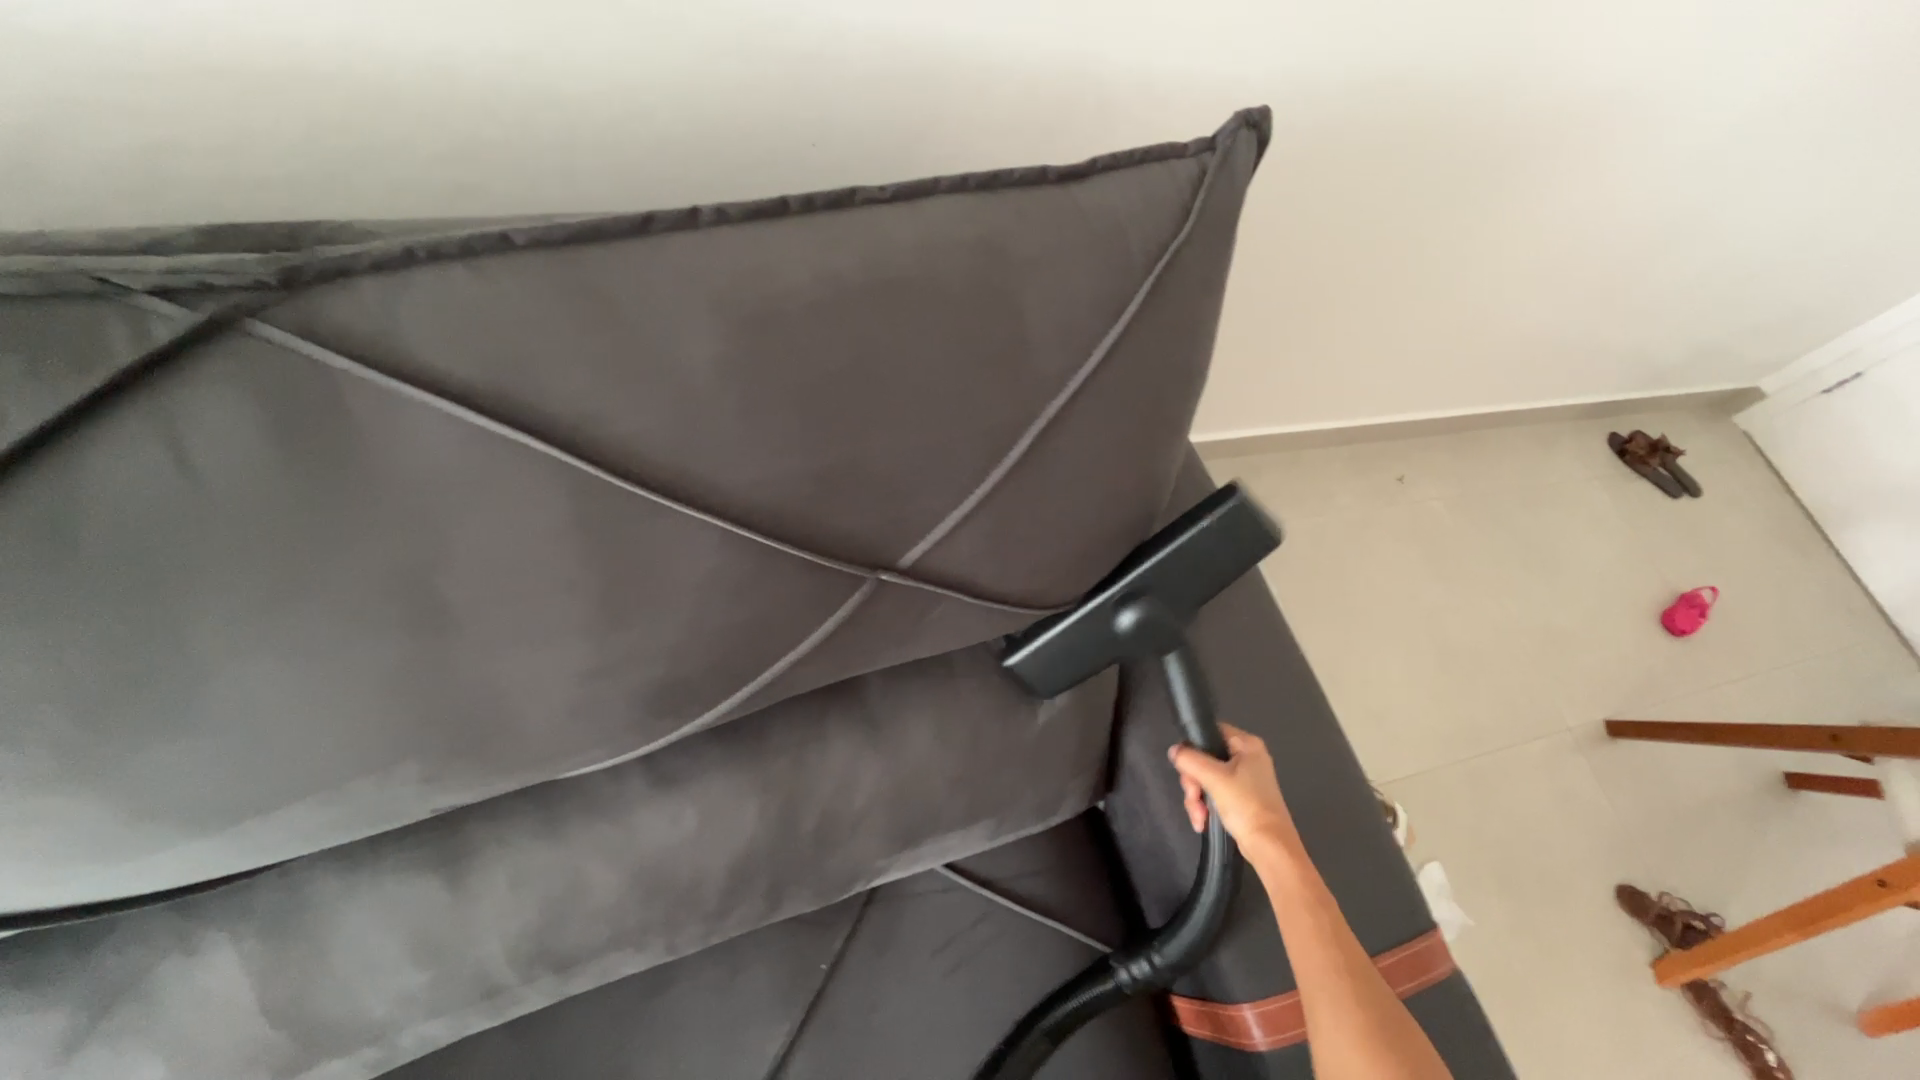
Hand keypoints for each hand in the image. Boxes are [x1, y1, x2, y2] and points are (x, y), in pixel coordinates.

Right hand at [1168, 723, 1303, 863]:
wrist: (1270, 845)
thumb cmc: (1246, 805)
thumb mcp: (1214, 778)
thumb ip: (1190, 760)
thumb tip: (1174, 750)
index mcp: (1247, 745)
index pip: (1211, 732)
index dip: (1194, 747)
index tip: (1185, 766)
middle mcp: (1247, 758)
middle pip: (1205, 758)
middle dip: (1193, 782)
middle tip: (1193, 795)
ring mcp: (1244, 779)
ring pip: (1206, 779)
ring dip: (1197, 798)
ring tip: (1199, 816)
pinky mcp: (1240, 798)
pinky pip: (1214, 794)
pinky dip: (1205, 807)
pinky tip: (1202, 821)